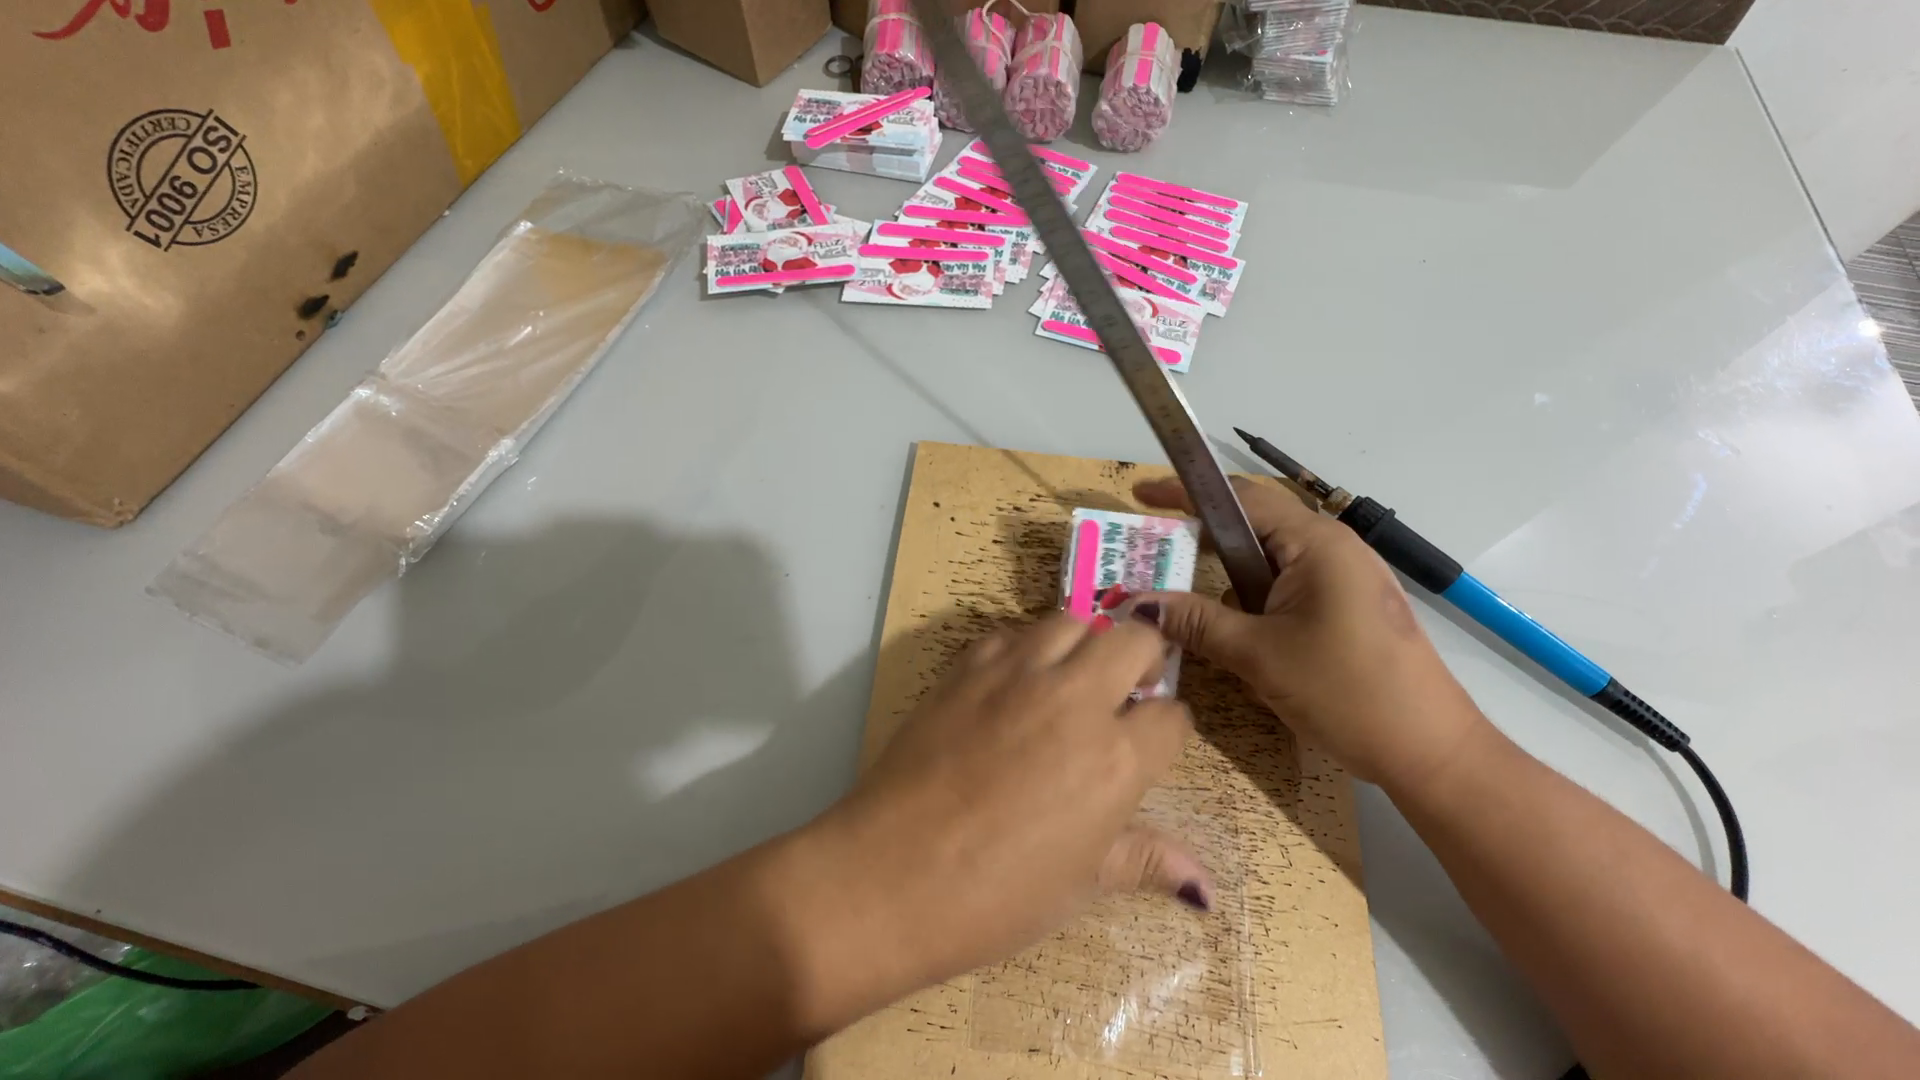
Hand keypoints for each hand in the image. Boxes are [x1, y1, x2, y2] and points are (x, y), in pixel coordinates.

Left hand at [817, 613, 1206, 988]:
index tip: (1152, 745)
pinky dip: (1023, 649)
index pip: (1172, 716)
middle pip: (1134, 640)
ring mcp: (1016, 675)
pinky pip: (1010, 633)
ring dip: (1081, 645)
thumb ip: (1144, 861)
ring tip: (1067, 681)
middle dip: (1142, 661)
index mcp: (1115, 761)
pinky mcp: (965, 666)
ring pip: (1071, 622)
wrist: (886, 877)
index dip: (1167, 730)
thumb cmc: (993, 898)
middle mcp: (1074, 700)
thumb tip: (1206, 888)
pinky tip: (1011, 686)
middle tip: (1121, 694)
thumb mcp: (1079, 884)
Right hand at [1133, 475, 1491, 790]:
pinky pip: (1286, 591)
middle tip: (1152, 556)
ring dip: (1226, 581)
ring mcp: (1344, 580)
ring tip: (1181, 606)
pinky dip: (1252, 604)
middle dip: (1201, 541)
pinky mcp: (1347, 610)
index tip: (1141, 496)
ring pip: (1267, 564)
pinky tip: (1230, 637)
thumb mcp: (1259, 656)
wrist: (1431, 752)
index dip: (1186, 493)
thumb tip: (1134, 604)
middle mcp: (1333, 550)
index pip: (1240, 498)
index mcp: (1317, 544)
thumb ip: (1195, 622)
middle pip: (1253, 528)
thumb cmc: (1347, 693)